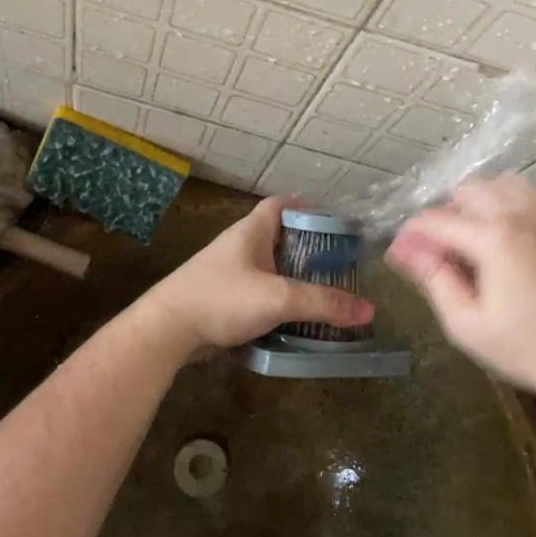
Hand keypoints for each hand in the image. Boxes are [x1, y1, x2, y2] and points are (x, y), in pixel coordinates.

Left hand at [136, 196, 373, 353]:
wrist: (167, 331)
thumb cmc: (221, 299)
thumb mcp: (279, 297)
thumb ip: (323, 303)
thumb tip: (368, 309)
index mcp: (251, 232)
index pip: (280, 205)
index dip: (307, 208)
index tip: (334, 223)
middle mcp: (239, 248)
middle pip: (280, 241)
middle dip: (309, 254)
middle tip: (340, 269)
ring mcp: (229, 276)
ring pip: (269, 274)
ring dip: (294, 284)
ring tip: (325, 299)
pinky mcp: (222, 303)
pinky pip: (258, 299)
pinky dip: (278, 307)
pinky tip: (296, 324)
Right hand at [384, 177, 535, 408]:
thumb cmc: (527, 350)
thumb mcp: (466, 324)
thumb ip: (435, 280)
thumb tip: (407, 250)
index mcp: (492, 238)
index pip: (438, 221)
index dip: (414, 234)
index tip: (401, 253)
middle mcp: (525, 216)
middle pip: (472, 191)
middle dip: (448, 213)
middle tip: (441, 252)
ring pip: (513, 184)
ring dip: (490, 200)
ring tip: (481, 235)